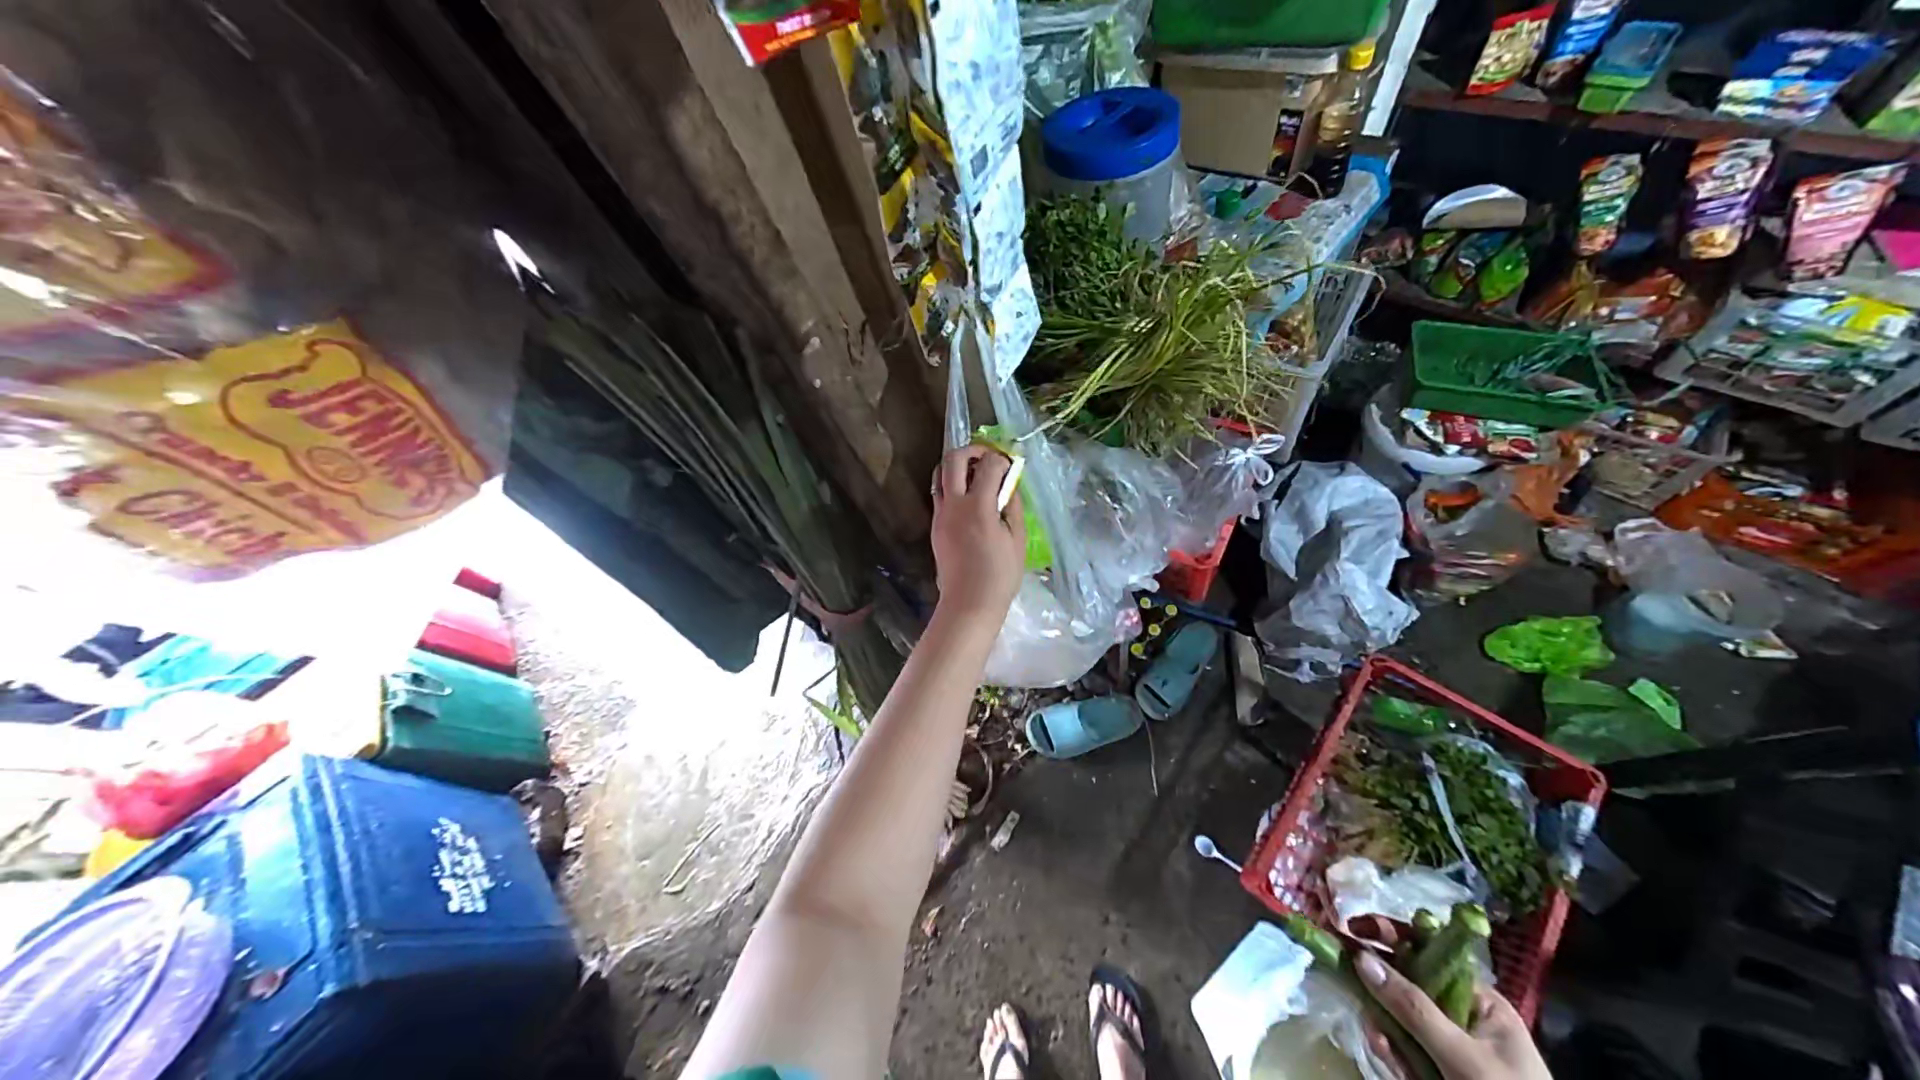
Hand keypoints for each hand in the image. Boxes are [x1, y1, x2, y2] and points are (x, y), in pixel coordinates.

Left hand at [930, 446, 1025, 622]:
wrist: (968, 603)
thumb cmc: (999, 575)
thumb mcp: (1017, 539)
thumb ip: (1012, 506)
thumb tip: (1009, 485)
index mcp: (978, 506)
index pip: (989, 465)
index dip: (1003, 459)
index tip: (1013, 466)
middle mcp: (954, 504)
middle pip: (954, 458)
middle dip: (973, 450)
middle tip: (990, 458)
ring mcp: (940, 514)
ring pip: (940, 473)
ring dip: (958, 466)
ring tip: (977, 476)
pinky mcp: (935, 525)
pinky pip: (939, 493)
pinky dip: (953, 485)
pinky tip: (971, 499)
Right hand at [1354, 952, 1553, 1079]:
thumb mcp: (1462, 1056)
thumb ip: (1413, 1008)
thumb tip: (1360, 957)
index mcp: (1480, 1002)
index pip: (1430, 952)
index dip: (1391, 936)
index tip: (1352, 929)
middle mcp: (1463, 1015)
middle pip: (1407, 985)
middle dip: (1382, 996)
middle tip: (1363, 1006)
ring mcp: (1450, 1044)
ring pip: (1400, 1019)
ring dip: (1387, 1031)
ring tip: (1384, 1048)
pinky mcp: (1438, 1069)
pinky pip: (1405, 1048)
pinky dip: (1394, 1055)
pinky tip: (1395, 1066)